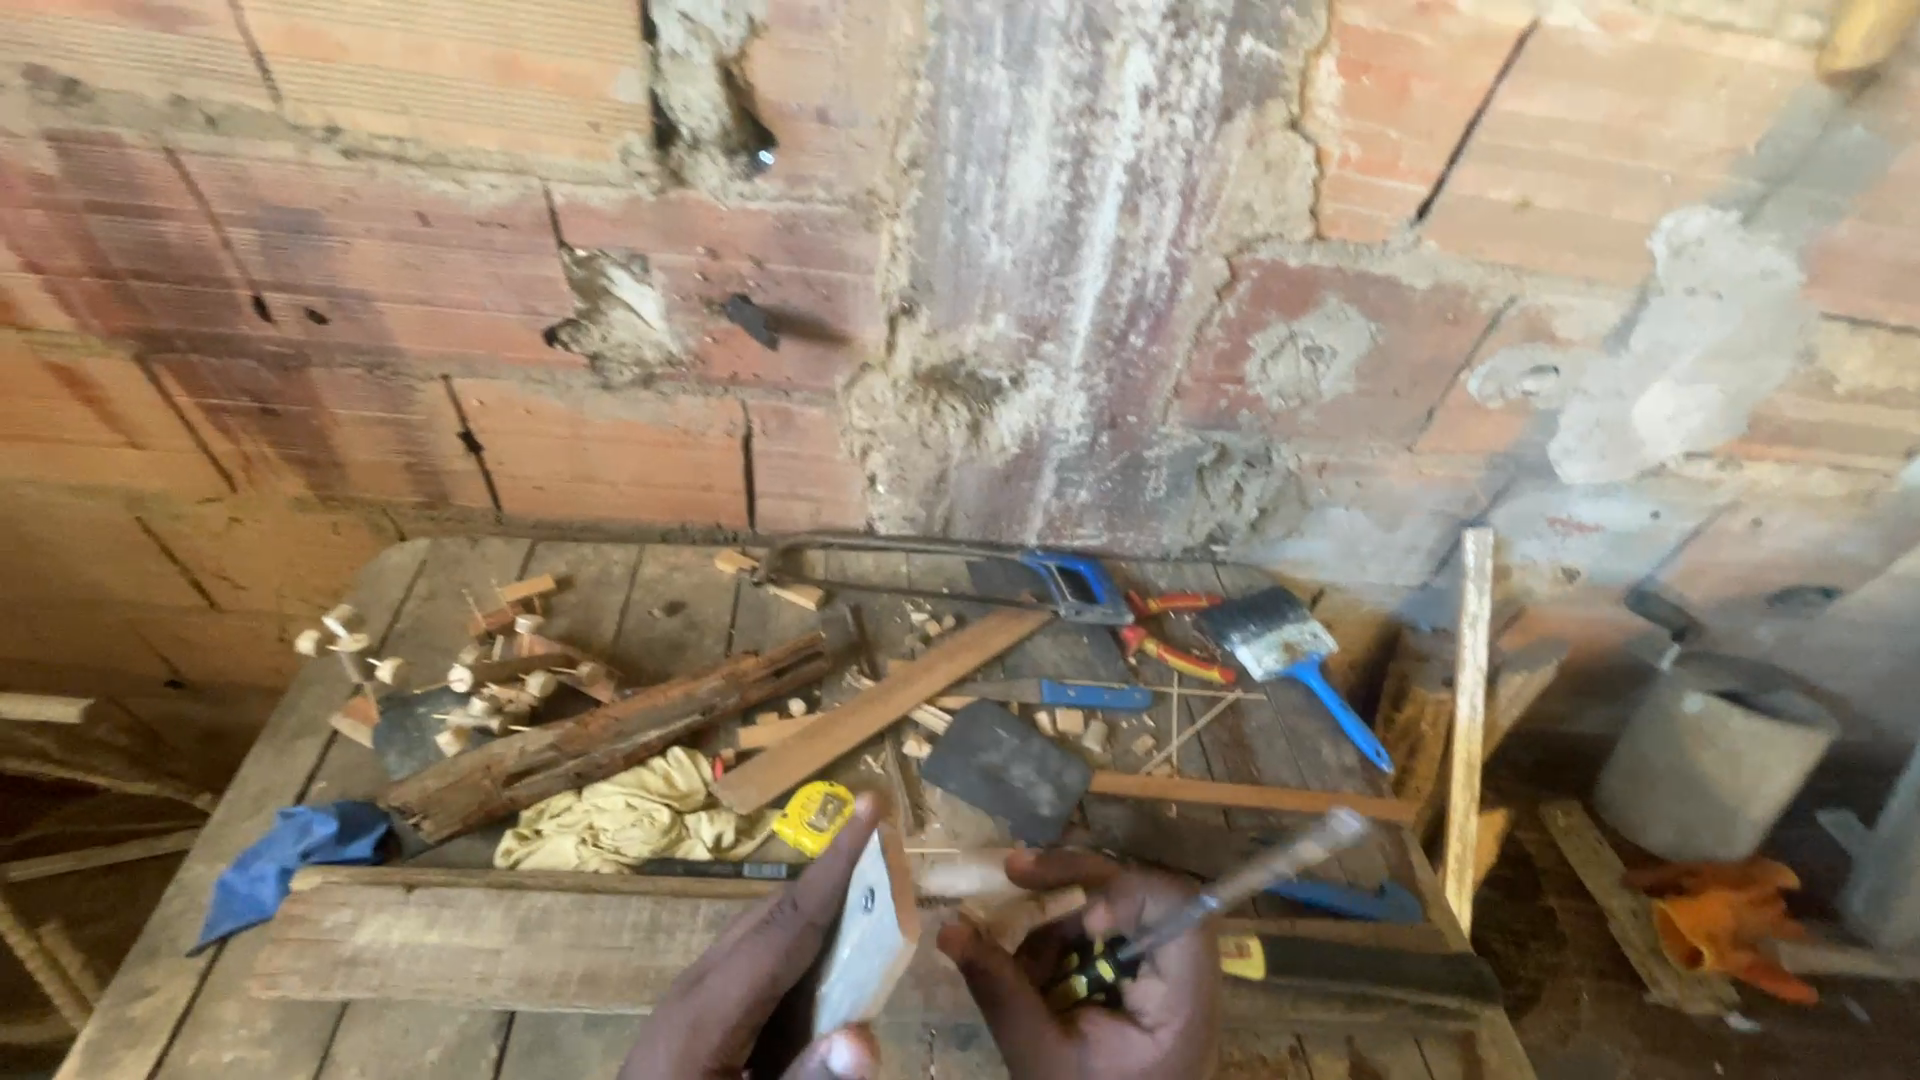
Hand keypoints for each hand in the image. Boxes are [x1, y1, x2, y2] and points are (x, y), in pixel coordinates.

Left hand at [619, 793, 888, 1079]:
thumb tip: (866, 1038)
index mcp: (710, 1008)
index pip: (789, 919)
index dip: (837, 863)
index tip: (870, 805)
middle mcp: (700, 984)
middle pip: (779, 912)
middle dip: (837, 877)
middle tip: (892, 856)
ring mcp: (693, 993)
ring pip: (768, 929)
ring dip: (821, 912)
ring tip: (872, 904)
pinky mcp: (697, 1009)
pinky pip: (758, 958)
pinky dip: (801, 949)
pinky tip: (826, 972)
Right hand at [936, 849, 1219, 1079]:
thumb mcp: (1041, 1060)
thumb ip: (1003, 992)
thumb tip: (950, 931)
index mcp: (1182, 1001)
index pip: (1177, 907)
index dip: (1131, 892)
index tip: (1087, 919)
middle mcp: (1181, 972)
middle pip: (1139, 889)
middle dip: (1073, 881)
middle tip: (1015, 871)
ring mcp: (1161, 969)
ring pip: (1112, 901)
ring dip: (1057, 919)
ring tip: (1019, 960)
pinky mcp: (1138, 973)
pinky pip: (1100, 927)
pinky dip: (1060, 936)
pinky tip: (1032, 969)